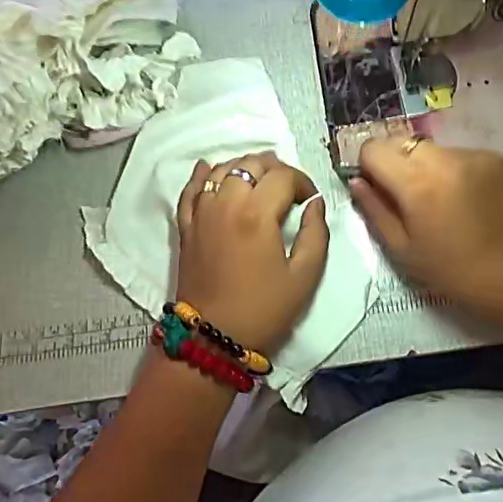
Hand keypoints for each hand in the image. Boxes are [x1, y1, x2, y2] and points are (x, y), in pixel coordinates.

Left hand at [174, 152, 328, 354]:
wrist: (213, 337)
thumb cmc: (264, 309)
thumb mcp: (305, 276)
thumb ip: (316, 234)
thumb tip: (315, 205)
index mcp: (257, 213)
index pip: (283, 176)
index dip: (303, 183)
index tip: (310, 201)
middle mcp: (225, 203)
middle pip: (251, 164)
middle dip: (276, 169)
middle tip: (289, 189)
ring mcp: (201, 213)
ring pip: (221, 169)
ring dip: (244, 168)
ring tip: (261, 181)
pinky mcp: (186, 226)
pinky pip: (191, 189)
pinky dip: (203, 175)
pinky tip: (210, 169)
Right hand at [349, 138, 502, 317]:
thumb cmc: (458, 273)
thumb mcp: (405, 251)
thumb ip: (375, 211)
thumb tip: (357, 182)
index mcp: (418, 183)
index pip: (373, 148)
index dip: (368, 166)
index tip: (375, 189)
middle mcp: (446, 158)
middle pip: (401, 141)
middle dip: (394, 163)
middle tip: (405, 199)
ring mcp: (475, 154)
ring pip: (432, 148)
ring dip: (424, 167)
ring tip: (440, 204)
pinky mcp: (498, 158)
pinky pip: (460, 156)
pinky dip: (453, 171)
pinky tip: (466, 202)